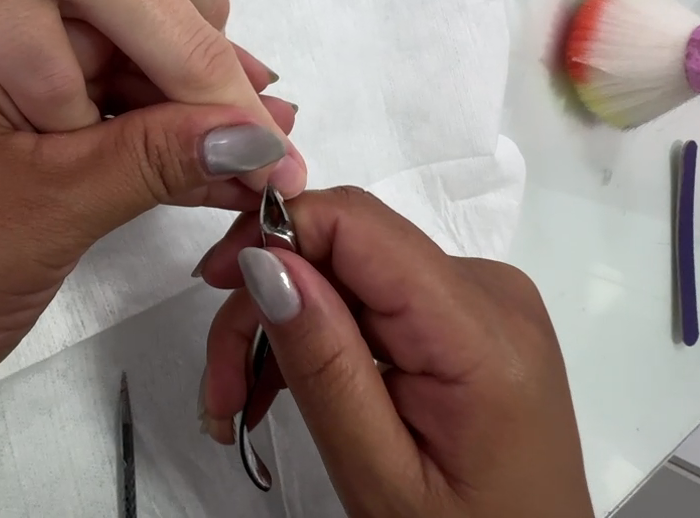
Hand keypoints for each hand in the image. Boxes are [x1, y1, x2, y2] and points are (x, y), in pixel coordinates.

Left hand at [0, 10, 296, 419]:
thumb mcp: (52, 200)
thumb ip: (155, 157)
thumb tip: (259, 132)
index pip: (107, 27)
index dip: (192, 61)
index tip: (271, 95)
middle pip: (110, 65)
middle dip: (193, 99)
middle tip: (280, 122)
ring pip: (104, 108)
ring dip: (177, 134)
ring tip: (259, 149)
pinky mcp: (5, 161)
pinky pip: (87, 145)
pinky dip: (143, 162)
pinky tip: (203, 174)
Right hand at [194, 188, 589, 517]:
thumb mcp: (381, 478)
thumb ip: (324, 364)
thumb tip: (263, 259)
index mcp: (480, 330)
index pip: (355, 222)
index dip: (274, 231)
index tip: (214, 286)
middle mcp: (485, 288)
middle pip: (338, 249)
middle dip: (264, 301)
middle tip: (219, 383)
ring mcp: (474, 298)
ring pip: (338, 273)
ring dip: (278, 326)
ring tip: (238, 400)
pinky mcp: (457, 314)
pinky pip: (361, 298)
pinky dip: (312, 335)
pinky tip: (278, 386)